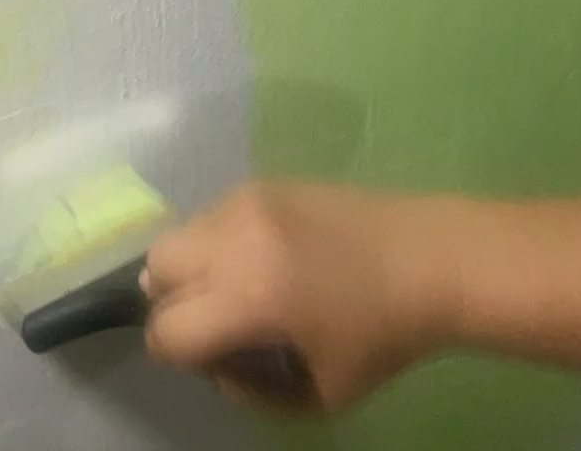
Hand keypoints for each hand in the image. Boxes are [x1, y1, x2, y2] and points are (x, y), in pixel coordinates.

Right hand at [140, 183, 459, 411]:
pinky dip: (215, 241)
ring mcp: (241, 204)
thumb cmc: (380, 336)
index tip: (201, 356)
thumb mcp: (320, 395)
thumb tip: (213, 364)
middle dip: (173, 301)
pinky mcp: (254, 184)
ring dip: (190, 267)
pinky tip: (259, 255)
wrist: (424, 258)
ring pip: (176, 236)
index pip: (168, 328)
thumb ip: (252, 392)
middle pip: (155, 269)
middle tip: (211, 317)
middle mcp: (233, 242)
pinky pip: (207, 216)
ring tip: (236, 283)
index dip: (173, 350)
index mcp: (250, 299)